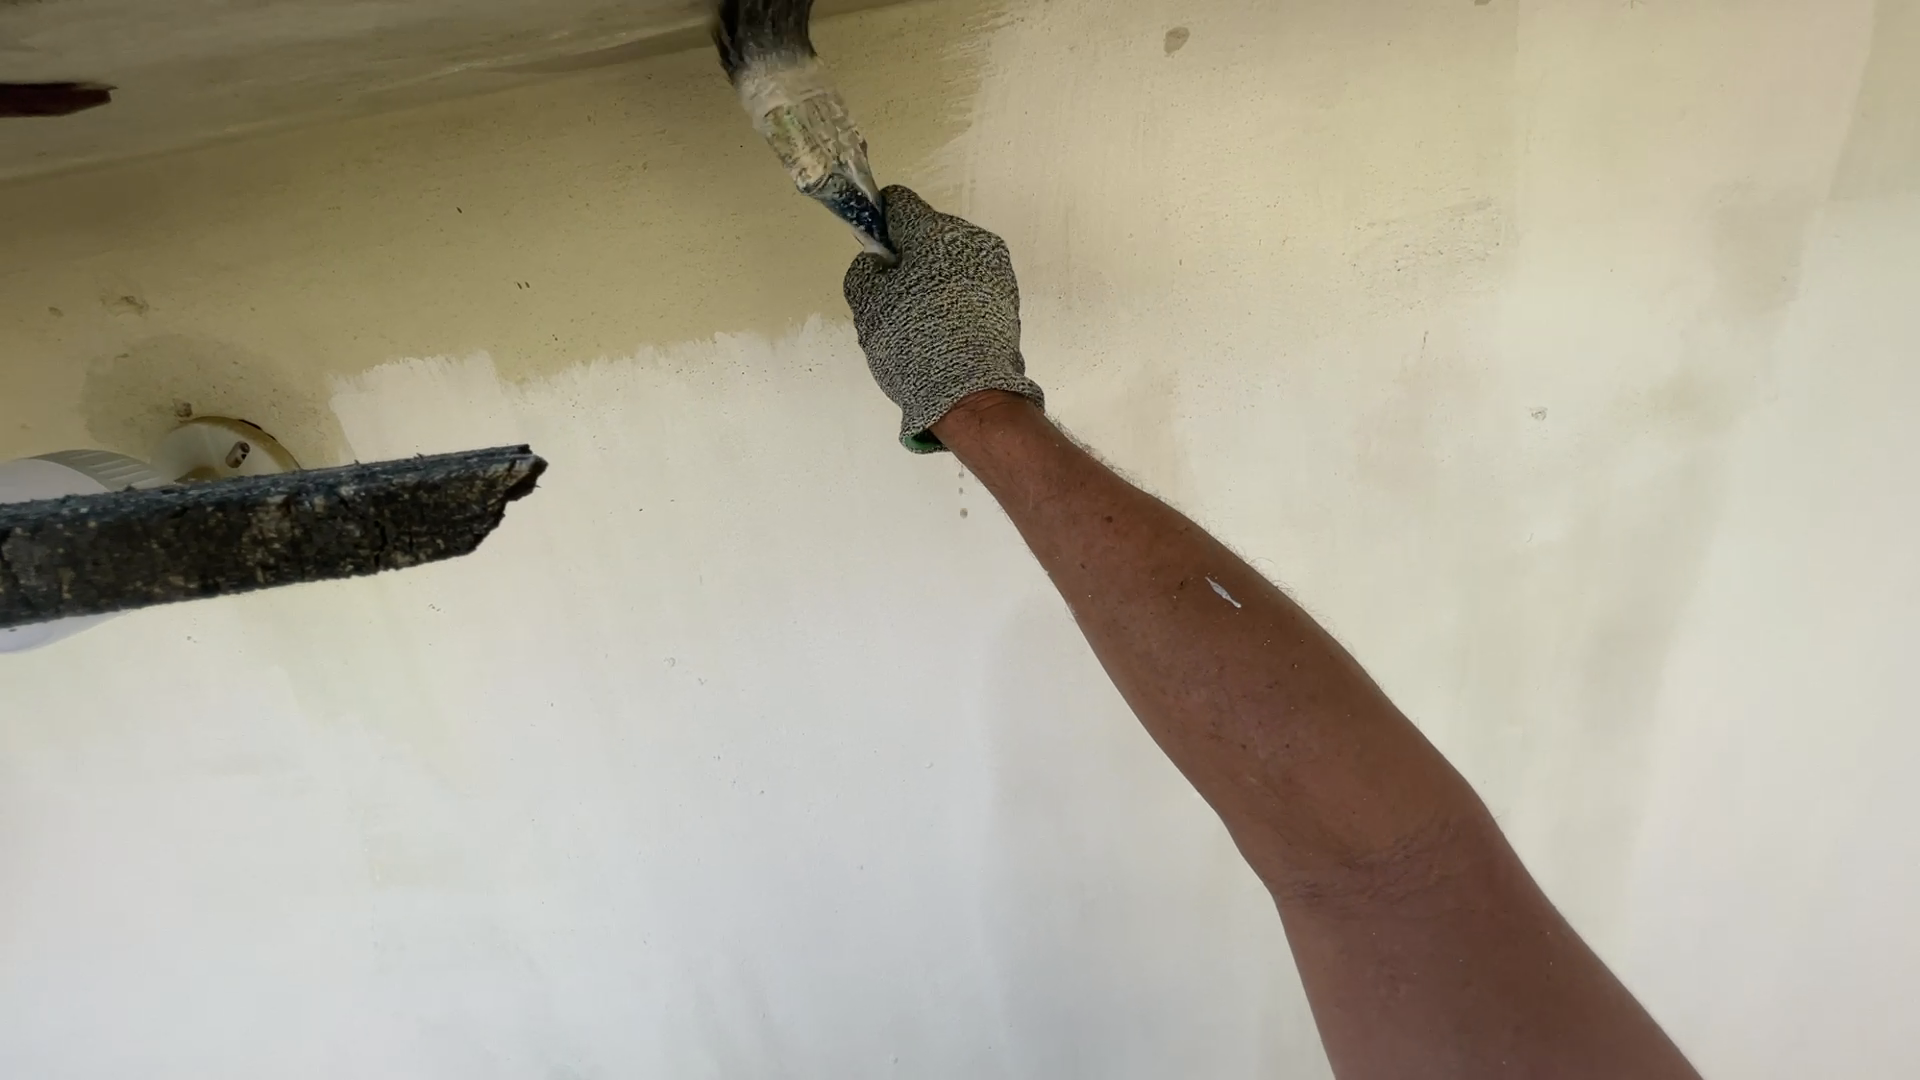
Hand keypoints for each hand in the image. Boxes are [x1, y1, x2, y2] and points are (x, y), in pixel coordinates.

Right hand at [843, 187, 1045, 451]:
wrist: (971, 396)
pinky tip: (947, 334)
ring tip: (925, 325)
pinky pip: (971, 289)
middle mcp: (972, 241)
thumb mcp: (867, 306)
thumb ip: (866, 270)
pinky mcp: (1009, 301)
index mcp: (934, 231)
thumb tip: (879, 261)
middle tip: (897, 301)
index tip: (875, 253)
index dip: (881, 225)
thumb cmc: (913, 345)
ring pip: (952, 263)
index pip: (899, 204)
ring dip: (936, 281)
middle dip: (911, 258)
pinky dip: (956, 302)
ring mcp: (996, 271)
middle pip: (929, 235)